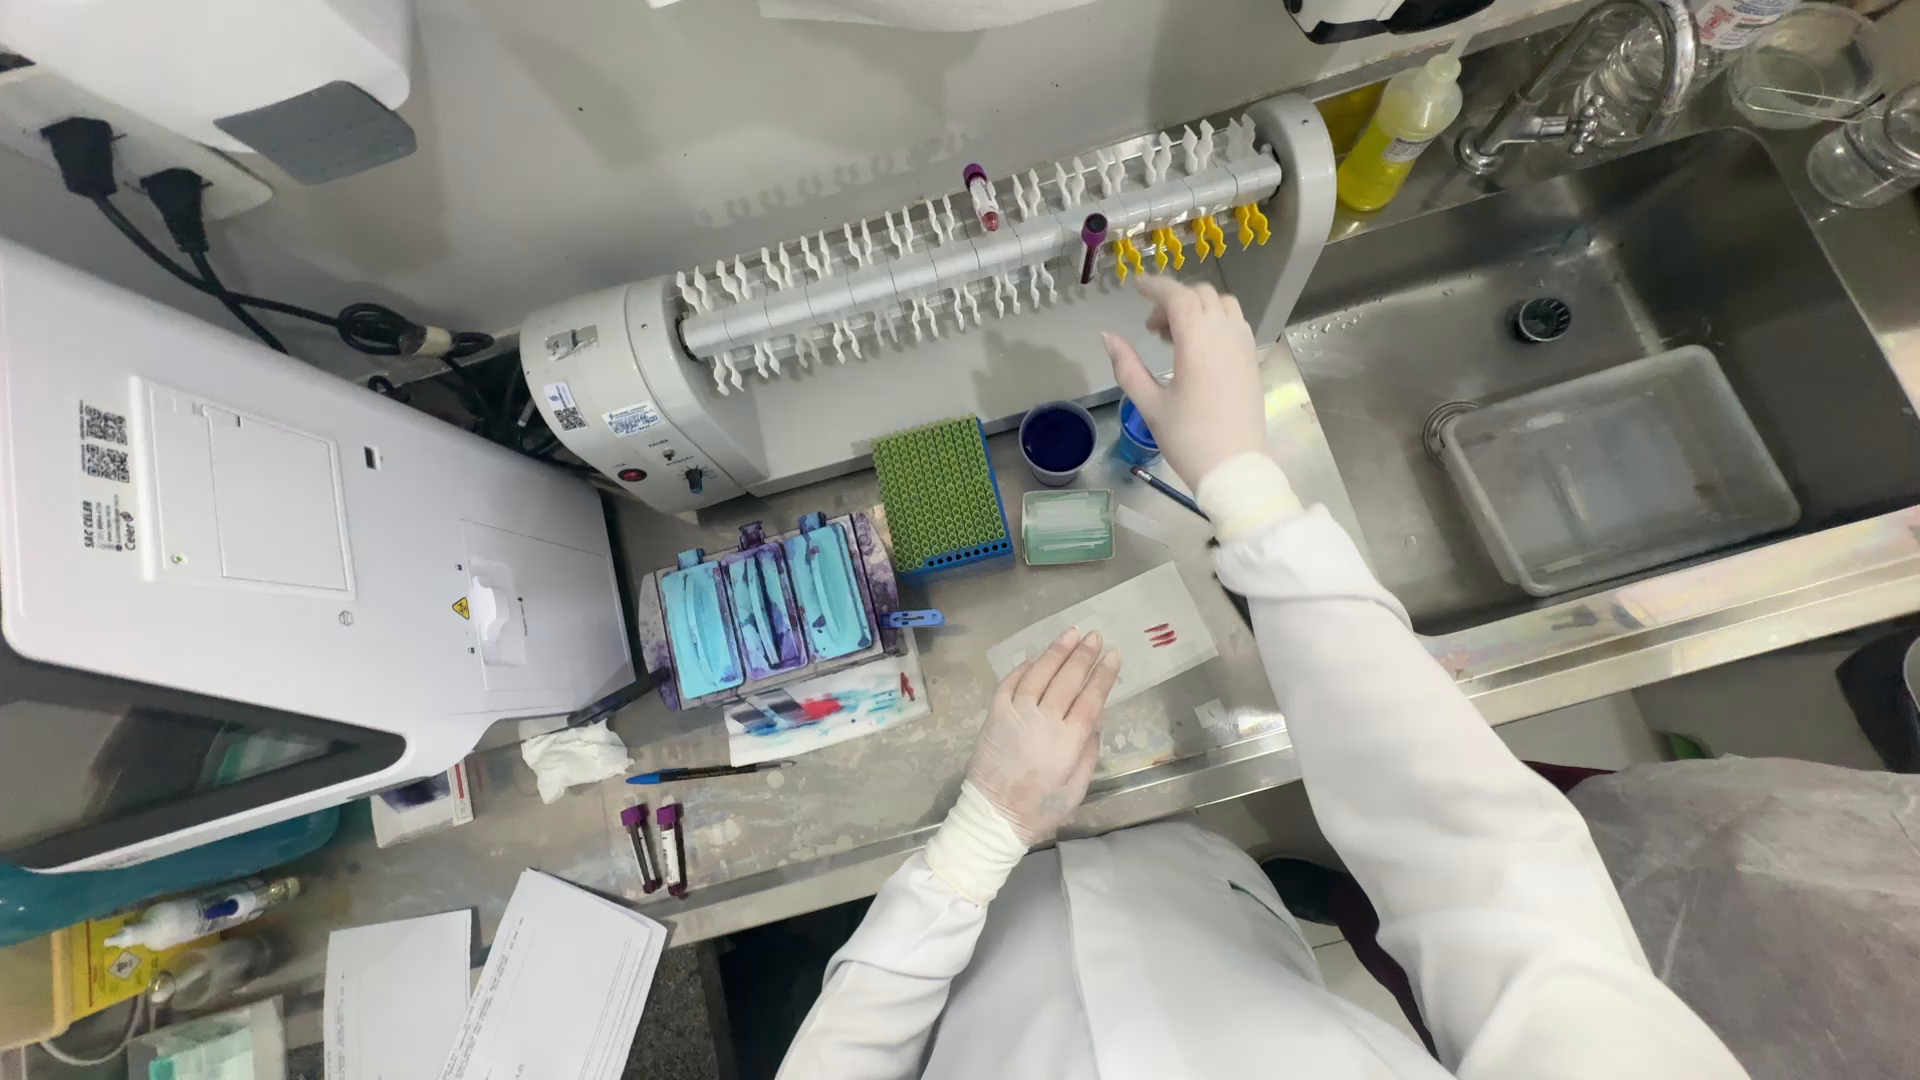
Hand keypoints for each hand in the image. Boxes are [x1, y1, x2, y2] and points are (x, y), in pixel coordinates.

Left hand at [967, 626, 1120, 844]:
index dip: (1103, 675)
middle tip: (1094, 636)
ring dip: (1056, 651)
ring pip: (1039, 673)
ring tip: (1071, 634)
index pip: (1091, 698)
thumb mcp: (1077, 788)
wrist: (993, 815)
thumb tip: (1094, 720)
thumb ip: (1088, 751)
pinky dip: (1024, 667)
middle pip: (1067, 679)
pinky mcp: (995, 714)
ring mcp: (1016, 713)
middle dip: (1083, 655)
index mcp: (1068, 741)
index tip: (1113, 655)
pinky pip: (1011, 682)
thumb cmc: (1040, 808)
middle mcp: (1043, 720)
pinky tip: (1036, 657)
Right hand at [1102, 276, 1266, 488]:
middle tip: (1152, 329)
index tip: (1136, 286)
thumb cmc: (1187, 439)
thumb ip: (1127, 367)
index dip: (1155, 286)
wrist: (1233, 467)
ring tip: (1176, 337)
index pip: (1177, 297)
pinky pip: (1234, 322)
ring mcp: (1243, 345)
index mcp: (1198, 344)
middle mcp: (1225, 335)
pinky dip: (1214, 320)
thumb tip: (1108, 337)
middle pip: (1200, 295)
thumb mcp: (1149, 404)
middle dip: (1173, 301)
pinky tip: (1198, 348)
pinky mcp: (1251, 359)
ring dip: (1196, 308)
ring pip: (1221, 304)